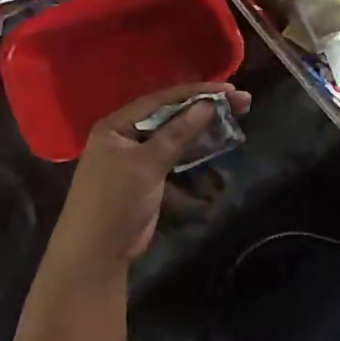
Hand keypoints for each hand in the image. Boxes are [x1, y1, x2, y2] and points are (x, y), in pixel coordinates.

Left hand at [52, 82, 252, 268]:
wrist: (97, 252)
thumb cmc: (115, 202)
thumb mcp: (147, 164)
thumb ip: (177, 133)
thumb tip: (207, 104)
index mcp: (117, 126)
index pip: (162, 99)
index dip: (197, 92)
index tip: (230, 88)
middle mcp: (128, 135)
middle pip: (173, 114)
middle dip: (207, 106)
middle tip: (242, 101)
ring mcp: (140, 155)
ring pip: (179, 132)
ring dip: (207, 125)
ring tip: (237, 115)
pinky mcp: (152, 173)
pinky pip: (179, 152)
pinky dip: (199, 146)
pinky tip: (220, 140)